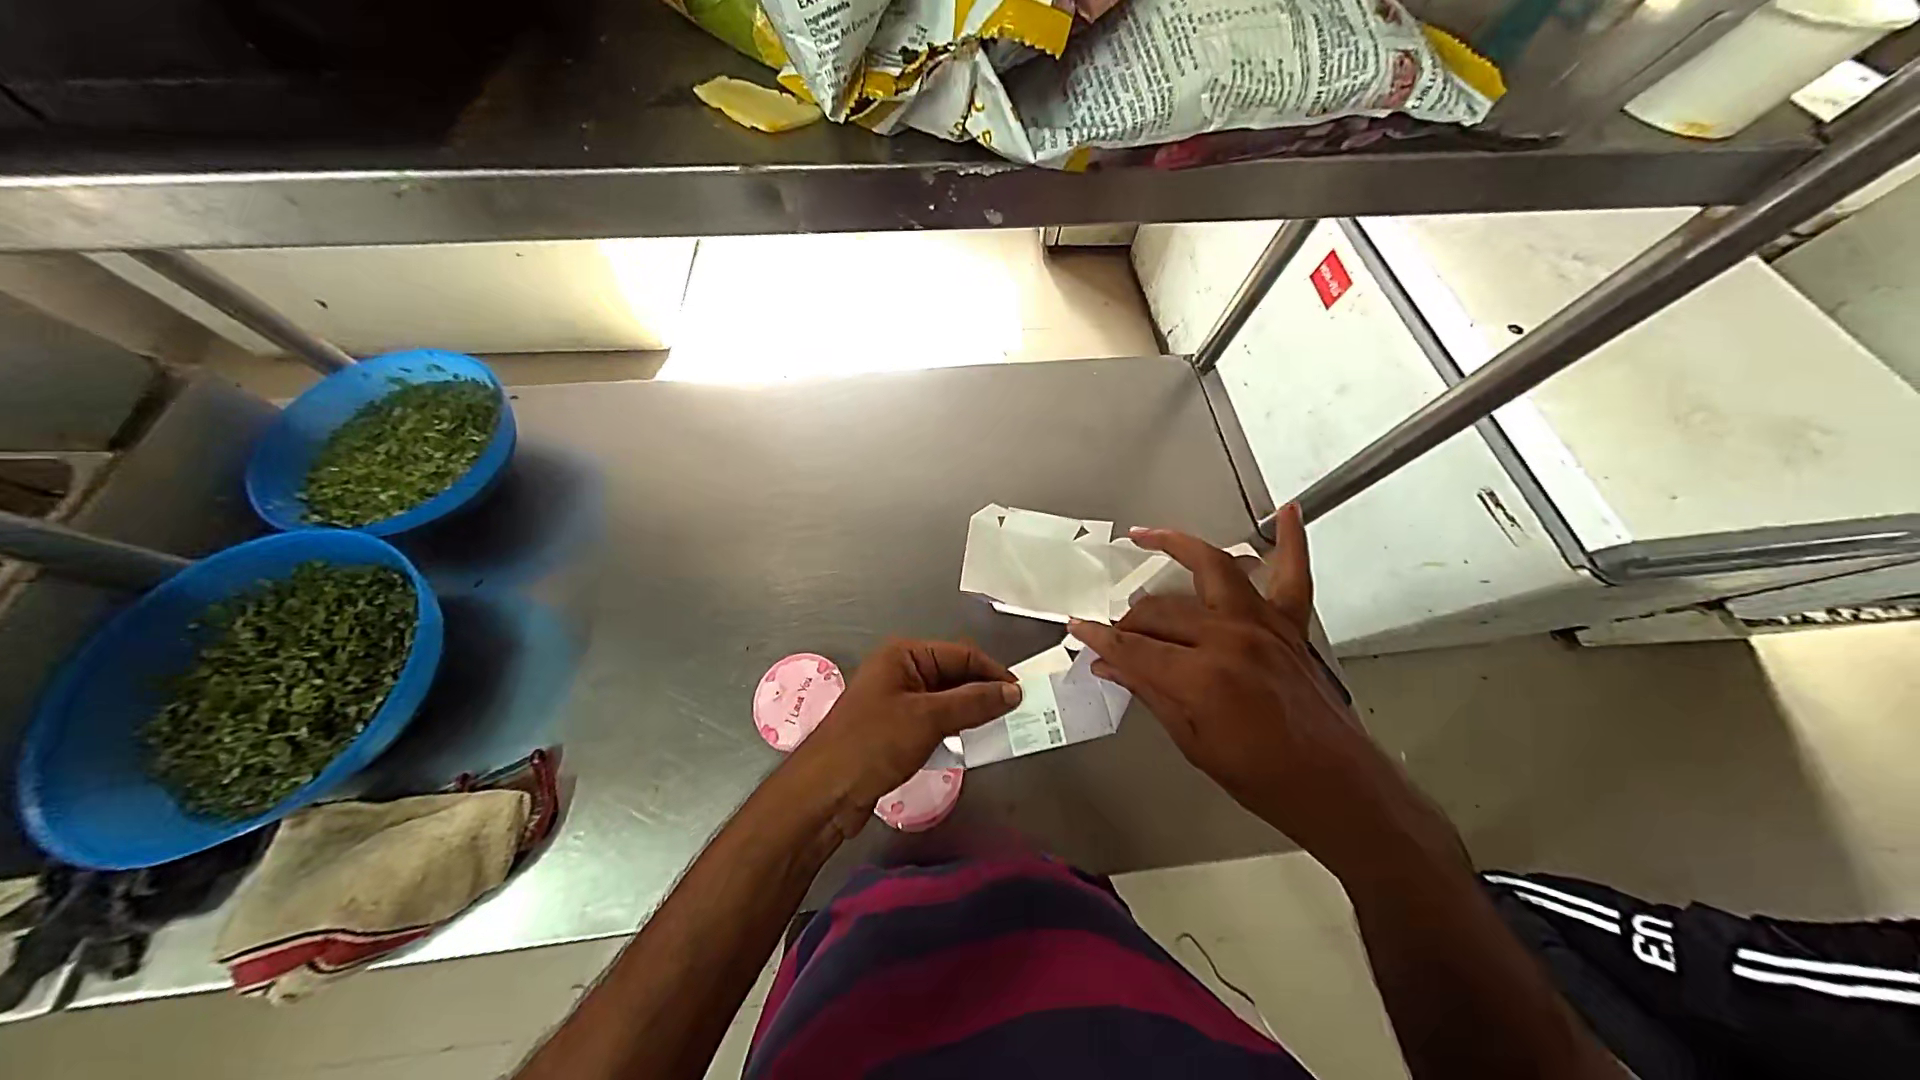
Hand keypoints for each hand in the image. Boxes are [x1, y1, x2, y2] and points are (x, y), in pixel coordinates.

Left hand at [784, 639, 1019, 833]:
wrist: (824, 793)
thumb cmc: (872, 744)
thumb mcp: (928, 718)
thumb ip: (974, 702)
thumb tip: (1012, 692)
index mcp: (903, 655)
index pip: (962, 654)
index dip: (994, 673)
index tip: (1023, 694)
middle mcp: (900, 671)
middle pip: (955, 675)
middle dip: (984, 694)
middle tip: (1018, 714)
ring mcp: (897, 701)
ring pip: (947, 700)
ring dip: (971, 713)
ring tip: (1001, 730)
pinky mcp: (896, 729)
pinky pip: (935, 722)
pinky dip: (955, 730)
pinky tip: (972, 744)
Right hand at [1069, 505, 1422, 867]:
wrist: (1333, 786)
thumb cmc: (1263, 777)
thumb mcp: (1191, 740)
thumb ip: (1148, 691)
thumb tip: (1110, 666)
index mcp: (1201, 677)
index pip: (1132, 647)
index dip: (1098, 639)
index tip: (1079, 630)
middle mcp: (1231, 640)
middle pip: (1162, 611)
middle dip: (1128, 620)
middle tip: (1113, 632)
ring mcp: (1264, 626)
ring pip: (1212, 569)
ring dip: (1177, 547)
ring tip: (1147, 536)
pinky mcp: (1290, 626)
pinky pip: (1292, 573)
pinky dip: (1292, 540)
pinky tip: (1289, 511)